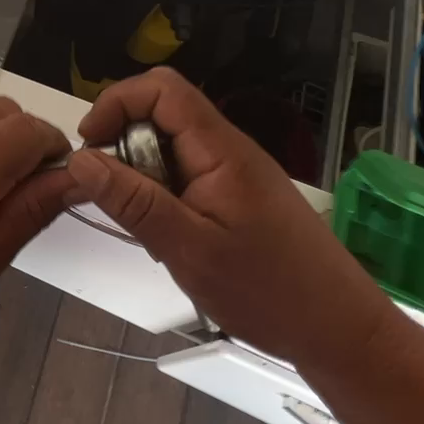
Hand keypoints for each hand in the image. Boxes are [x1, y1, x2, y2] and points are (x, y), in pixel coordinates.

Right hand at [66, 69, 393, 365]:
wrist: (344, 335)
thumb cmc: (269, 293)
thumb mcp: (188, 249)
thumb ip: (132, 202)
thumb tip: (79, 161)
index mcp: (220, 149)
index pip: (161, 88)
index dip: (116, 102)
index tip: (91, 144)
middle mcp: (228, 148)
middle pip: (162, 110)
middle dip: (123, 137)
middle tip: (108, 185)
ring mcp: (235, 170)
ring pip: (170, 142)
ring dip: (140, 168)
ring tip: (138, 217)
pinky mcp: (238, 194)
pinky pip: (185, 169)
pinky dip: (160, 188)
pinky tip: (163, 228)